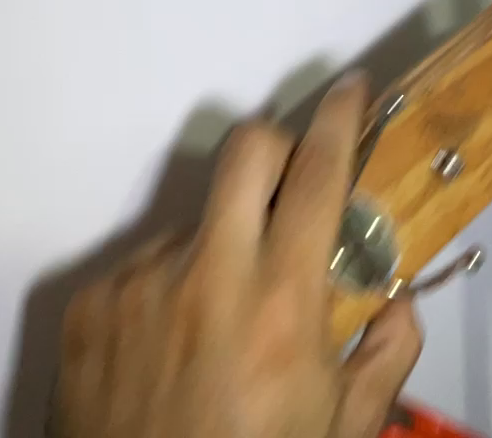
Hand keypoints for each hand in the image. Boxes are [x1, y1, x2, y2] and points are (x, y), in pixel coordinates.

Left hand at [56, 75, 422, 437]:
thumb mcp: (341, 429)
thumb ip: (386, 356)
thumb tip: (400, 302)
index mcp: (280, 302)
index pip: (318, 176)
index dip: (340, 119)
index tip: (351, 88)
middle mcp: (208, 276)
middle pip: (247, 150)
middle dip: (278, 145)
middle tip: (290, 183)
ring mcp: (140, 284)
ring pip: (197, 218)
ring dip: (222, 243)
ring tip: (217, 316)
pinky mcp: (90, 305)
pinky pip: (145, 265)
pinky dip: (170, 287)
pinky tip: (167, 347)